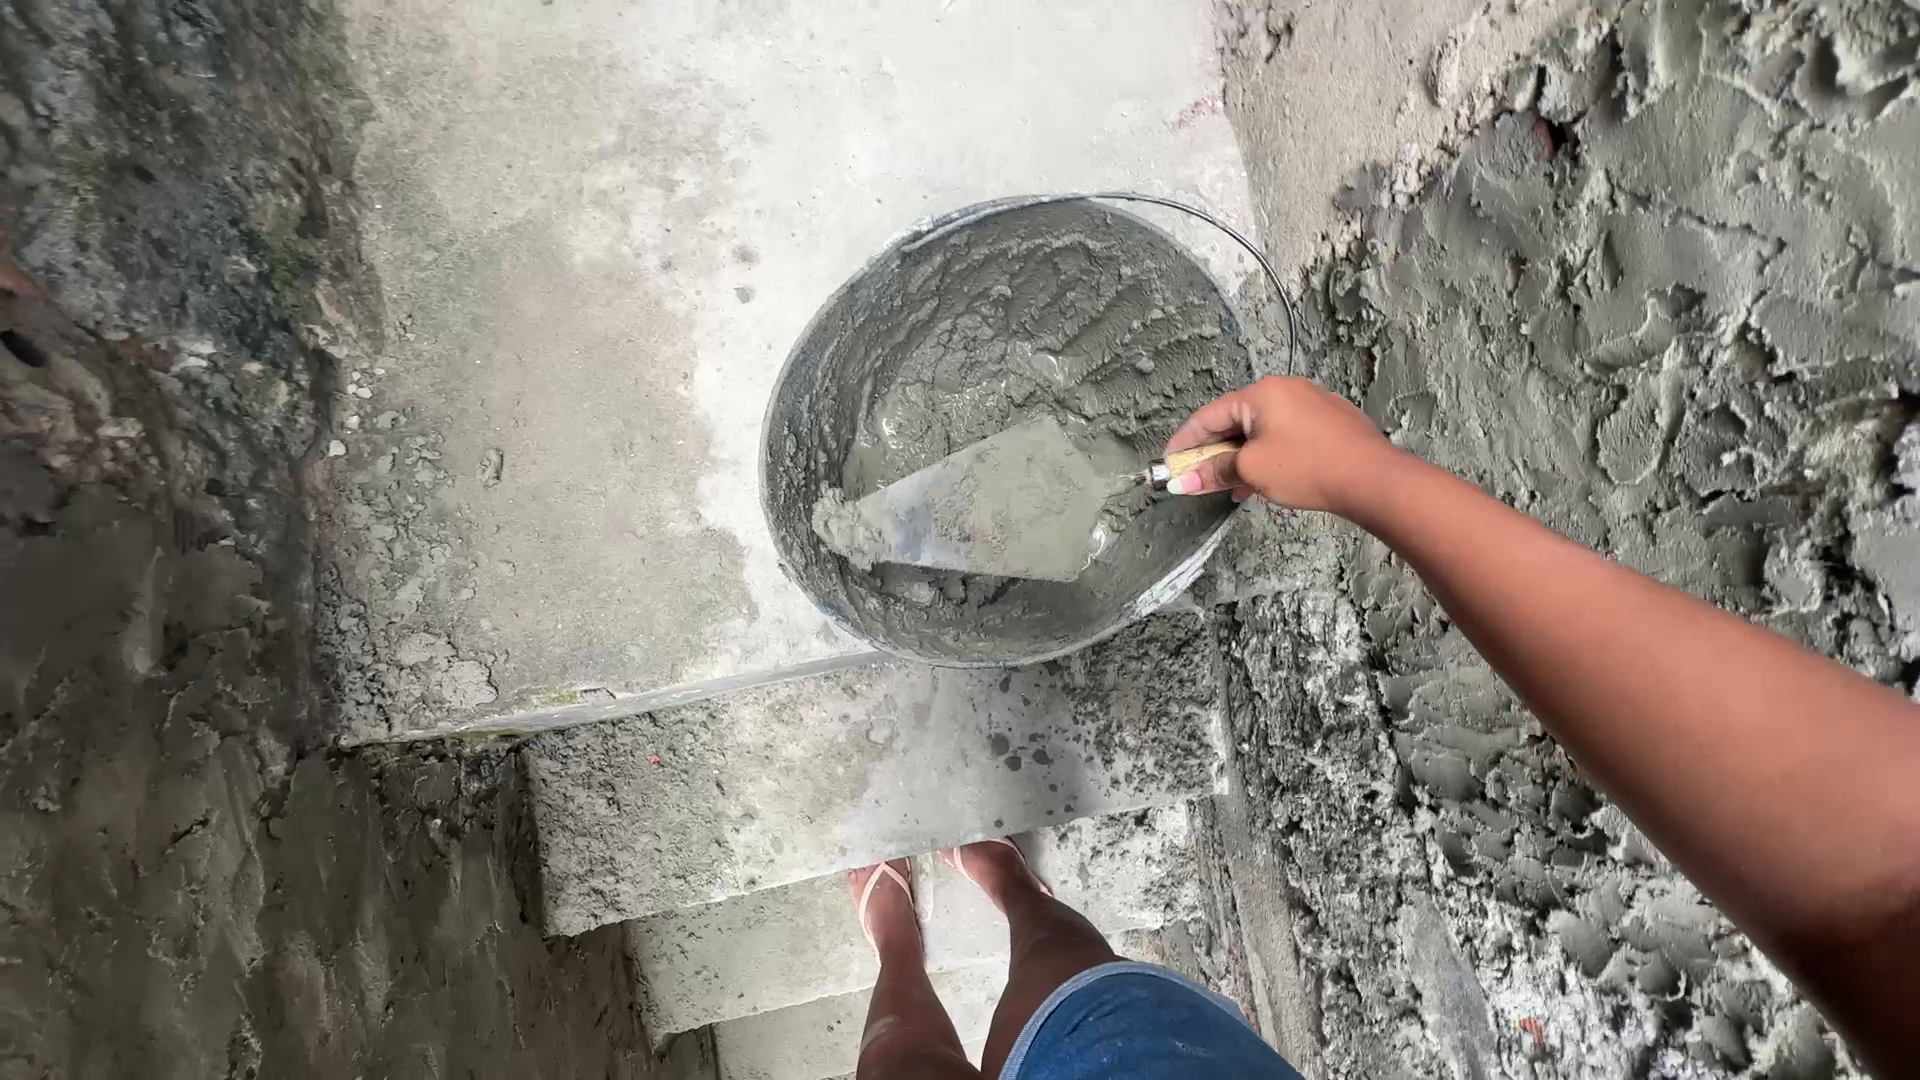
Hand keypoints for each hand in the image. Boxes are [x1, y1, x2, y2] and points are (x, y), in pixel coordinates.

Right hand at [1162, 376, 1399, 514]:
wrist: (1373, 479)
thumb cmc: (1309, 467)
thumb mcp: (1251, 470)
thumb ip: (1214, 472)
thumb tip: (1183, 482)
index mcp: (1262, 393)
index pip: (1208, 415)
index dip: (1185, 441)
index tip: (1170, 463)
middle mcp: (1285, 390)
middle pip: (1234, 421)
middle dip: (1213, 452)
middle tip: (1197, 477)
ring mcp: (1310, 404)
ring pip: (1259, 431)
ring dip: (1239, 458)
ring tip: (1230, 486)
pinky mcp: (1327, 423)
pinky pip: (1282, 436)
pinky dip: (1264, 456)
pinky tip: (1261, 481)